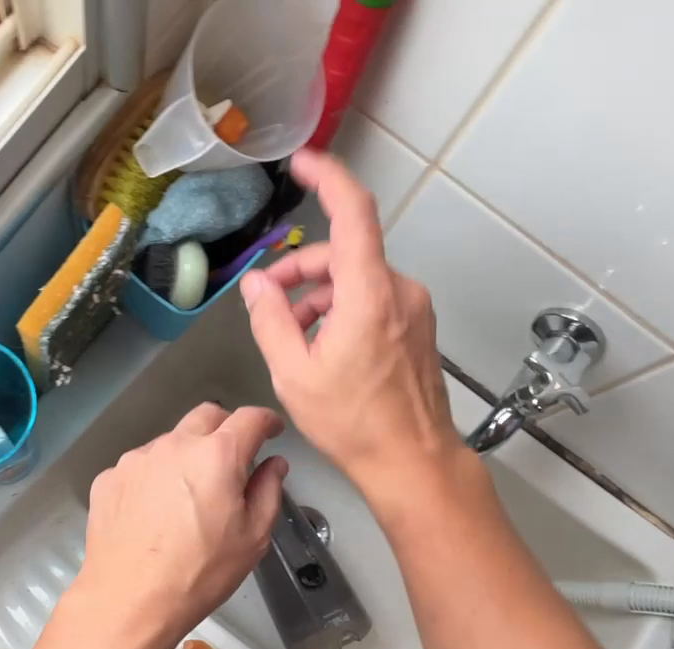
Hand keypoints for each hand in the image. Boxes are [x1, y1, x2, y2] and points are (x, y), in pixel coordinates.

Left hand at [66, 404, 288, 648]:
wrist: (129, 601)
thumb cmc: (199, 574)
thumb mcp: (252, 538)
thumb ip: (268, 492)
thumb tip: (273, 465)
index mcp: (217, 456)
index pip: (250, 418)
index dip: (266, 421)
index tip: (271, 431)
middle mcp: (174, 445)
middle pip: (206, 416)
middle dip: (225, 429)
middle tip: (233, 458)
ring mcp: (136, 460)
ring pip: (170, 441)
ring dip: (186, 455)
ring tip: (188, 495)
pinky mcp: (108, 479)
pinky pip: (140, 466)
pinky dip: (155, 477)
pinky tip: (154, 512)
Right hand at [239, 149, 459, 491]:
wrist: (411, 460)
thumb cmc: (354, 424)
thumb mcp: (293, 374)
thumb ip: (270, 320)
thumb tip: (256, 285)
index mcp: (369, 295)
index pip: (353, 213)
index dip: (326, 178)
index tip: (301, 163)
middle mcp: (398, 291)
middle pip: (344, 254)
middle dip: (300, 271)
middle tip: (266, 302)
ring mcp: (413, 309)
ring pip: (357, 280)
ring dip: (319, 296)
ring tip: (292, 336)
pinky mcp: (417, 328)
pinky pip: (374, 301)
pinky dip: (342, 310)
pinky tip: (323, 346)